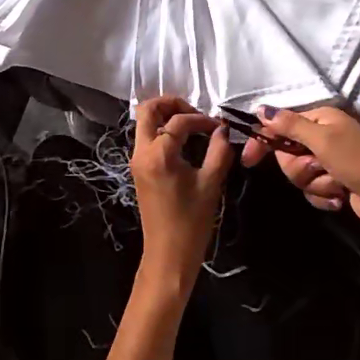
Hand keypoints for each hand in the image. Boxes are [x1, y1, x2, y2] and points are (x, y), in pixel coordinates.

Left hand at [129, 97, 233, 294]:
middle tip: (196, 114)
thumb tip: (223, 129)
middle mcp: (141, 152)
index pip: (178, 121)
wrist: (167, 255)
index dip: (201, 119)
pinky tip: (185, 143)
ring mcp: (137, 160)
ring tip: (194, 128)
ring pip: (145, 123)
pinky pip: (147, 139)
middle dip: (172, 104)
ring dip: (167, 117)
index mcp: (158, 154)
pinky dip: (163, 132)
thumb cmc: (191, 222)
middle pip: (147, 110)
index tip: (219, 127)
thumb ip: (218, 151)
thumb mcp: (211, 184)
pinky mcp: (139, 169)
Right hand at [240, 105, 359, 243]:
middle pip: (286, 154)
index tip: (248, 158)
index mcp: (321, 120)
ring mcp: (329, 164)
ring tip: (337, 184)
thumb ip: (290, 125)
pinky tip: (342, 198)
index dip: (262, 141)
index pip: (279, 125)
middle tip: (319, 167)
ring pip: (298, 176)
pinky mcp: (335, 187)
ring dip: (315, 183)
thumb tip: (261, 109)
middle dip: (299, 166)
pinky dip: (325, 198)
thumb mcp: (324, 139)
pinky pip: (312, 193)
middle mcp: (323, 139)